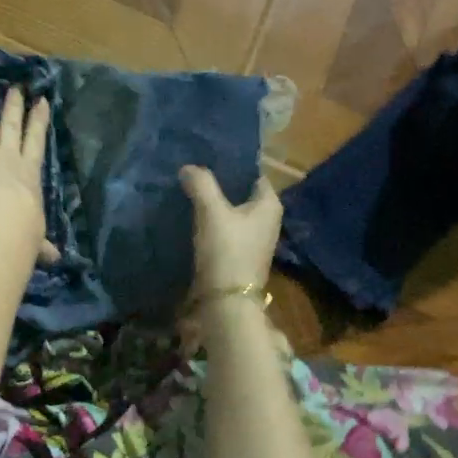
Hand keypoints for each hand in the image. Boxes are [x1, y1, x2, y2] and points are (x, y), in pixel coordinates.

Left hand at [0, 71, 58, 262]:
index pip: (36, 142)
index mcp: (29, 172)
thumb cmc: (24, 226)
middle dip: (14, 105)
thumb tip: (55, 258)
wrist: (4, 215)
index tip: (42, 102)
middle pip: (12, 125)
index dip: (39, 122)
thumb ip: (42, 245)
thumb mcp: (36, 235)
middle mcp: (8, 155)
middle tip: (17, 87)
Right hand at [180, 165, 281, 294]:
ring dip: (213, 204)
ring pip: (231, 213)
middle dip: (220, 184)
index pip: (253, 174)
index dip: (232, 165)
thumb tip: (188, 167)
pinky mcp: (238, 255)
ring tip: (188, 192)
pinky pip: (224, 230)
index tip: (208, 157)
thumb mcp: (212, 212)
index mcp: (269, 205)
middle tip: (193, 172)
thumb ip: (202, 184)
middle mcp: (267, 220)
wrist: (226, 301)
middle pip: (241, 194)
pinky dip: (210, 223)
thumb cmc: (227, 250)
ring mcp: (254, 240)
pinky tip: (191, 218)